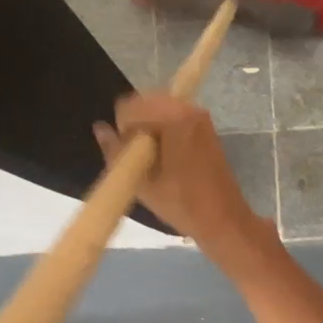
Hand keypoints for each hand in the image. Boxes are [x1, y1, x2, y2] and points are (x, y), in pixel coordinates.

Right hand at [93, 93, 264, 251]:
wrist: (223, 219)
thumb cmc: (182, 204)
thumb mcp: (142, 182)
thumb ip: (116, 151)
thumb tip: (99, 127)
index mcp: (174, 118)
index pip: (129, 108)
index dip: (122, 132)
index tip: (131, 157)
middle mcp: (188, 109)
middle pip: (145, 103)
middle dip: (135, 126)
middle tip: (140, 158)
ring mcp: (200, 116)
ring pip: (158, 109)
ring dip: (149, 129)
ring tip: (153, 159)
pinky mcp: (206, 126)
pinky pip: (173, 117)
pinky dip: (163, 131)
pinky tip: (166, 158)